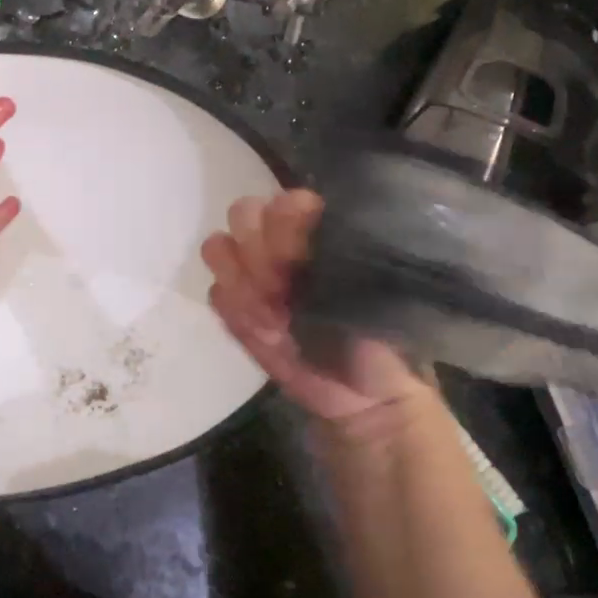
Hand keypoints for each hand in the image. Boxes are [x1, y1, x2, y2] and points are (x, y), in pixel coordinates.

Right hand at [202, 191, 429, 427]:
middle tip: (284, 291)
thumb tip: (306, 244)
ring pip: (218, 247)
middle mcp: (281, 238)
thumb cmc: (382, 335)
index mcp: (320, 227)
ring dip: (243, 282)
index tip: (302, 264)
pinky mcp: (235, 305)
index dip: (285, 230)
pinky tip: (268, 334)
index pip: (287, 202)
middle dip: (259, 253)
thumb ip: (340, 264)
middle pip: (242, 214)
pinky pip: (216, 293)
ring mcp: (252, 270)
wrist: (365, 395)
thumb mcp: (376, 298)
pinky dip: (237, 314)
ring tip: (276, 317)